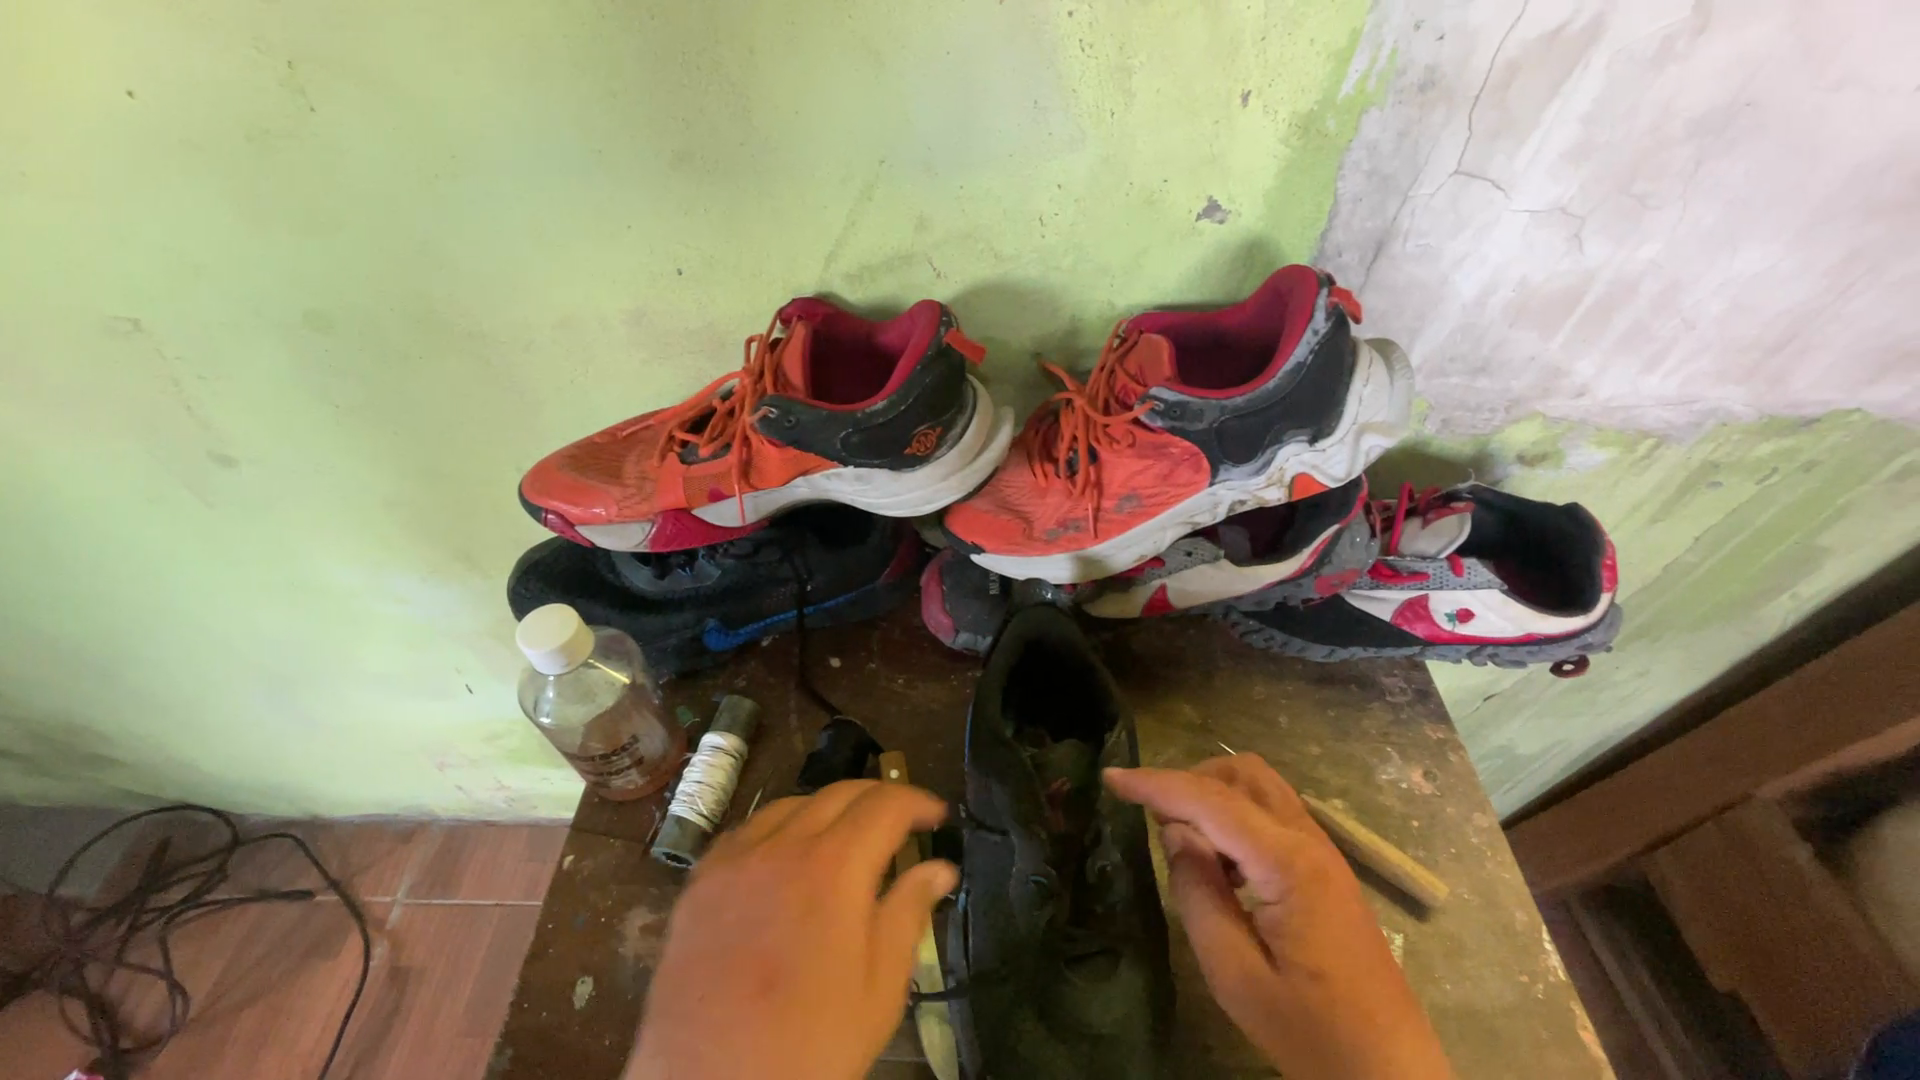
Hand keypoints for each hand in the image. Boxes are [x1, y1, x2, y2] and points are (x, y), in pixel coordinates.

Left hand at [629, 780, 957, 1079]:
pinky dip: (778, 830)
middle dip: (878, 799)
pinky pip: (746, 832)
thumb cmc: (810, 1043)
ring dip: (828, 810)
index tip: (936, 816)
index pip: (886, 805)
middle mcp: (782, 845)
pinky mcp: (700, 882)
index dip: (918, 801)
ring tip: (846, 840)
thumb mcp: (879, 987)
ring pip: (790, 805)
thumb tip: (939, 868)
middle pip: (838, 793)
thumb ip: (909, 913)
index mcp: (834, 866)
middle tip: (900, 824)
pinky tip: (785, 859)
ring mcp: (734, 860)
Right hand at [1105, 755, 1451, 1079]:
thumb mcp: (1235, 974)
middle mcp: (1310, 842)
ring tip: (1184, 841)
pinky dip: (1237, 816)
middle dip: (1190, 780)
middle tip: (1153, 817)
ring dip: (1215, 795)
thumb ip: (1198, 894)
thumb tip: (1176, 834)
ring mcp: (1324, 854)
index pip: (1211, 801)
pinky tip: (1222, 865)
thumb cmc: (1310, 1031)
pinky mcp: (1326, 871)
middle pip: (1243, 774)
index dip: (1156, 784)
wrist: (1388, 1073)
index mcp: (1288, 864)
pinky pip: (1273, 815)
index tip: (1110, 778)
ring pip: (1261, 788)